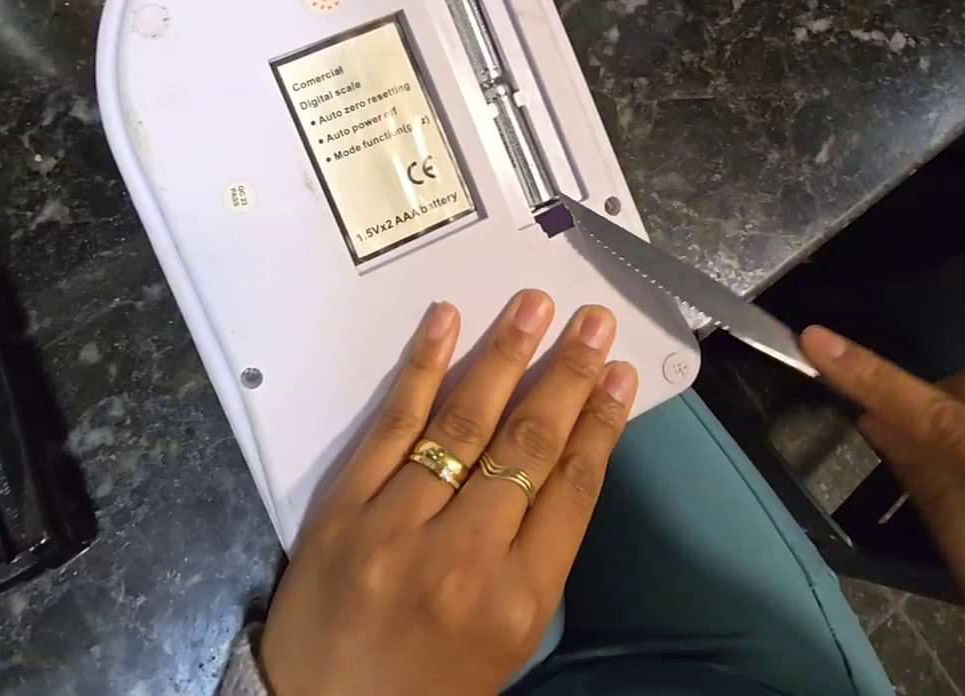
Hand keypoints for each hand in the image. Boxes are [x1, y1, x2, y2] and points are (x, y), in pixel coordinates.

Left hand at [261, 290, 639, 695]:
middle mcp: (463, 555)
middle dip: (567, 375)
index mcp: (517, 601)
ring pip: (464, 421)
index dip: (601, 423)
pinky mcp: (344, 503)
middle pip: (527, 444)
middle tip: (594, 321)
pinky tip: (447, 321)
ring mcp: (397, 523)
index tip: (620, 373)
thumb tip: (564, 452)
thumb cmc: (431, 683)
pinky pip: (393, 423)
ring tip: (535, 306)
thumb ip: (537, 551)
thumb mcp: (509, 637)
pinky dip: (423, 367)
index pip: (572, 488)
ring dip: (505, 355)